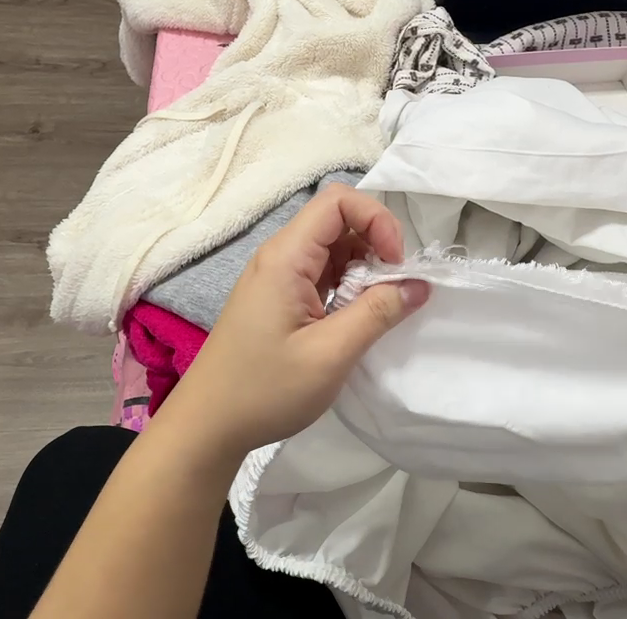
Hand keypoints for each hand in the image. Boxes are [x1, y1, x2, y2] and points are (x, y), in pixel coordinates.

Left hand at [155, 184, 428, 471]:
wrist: (208, 425)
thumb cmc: (265, 389)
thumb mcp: (330, 355)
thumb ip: (377, 313)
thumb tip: (418, 284)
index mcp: (286, 256)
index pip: (337, 201)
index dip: (376, 219)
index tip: (396, 263)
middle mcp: (280, 255)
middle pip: (337, 219)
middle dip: (375, 242)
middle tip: (395, 286)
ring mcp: (279, 276)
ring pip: (333, 246)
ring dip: (364, 265)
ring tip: (379, 305)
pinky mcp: (280, 296)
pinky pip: (323, 271)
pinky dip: (349, 283)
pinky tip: (357, 316)